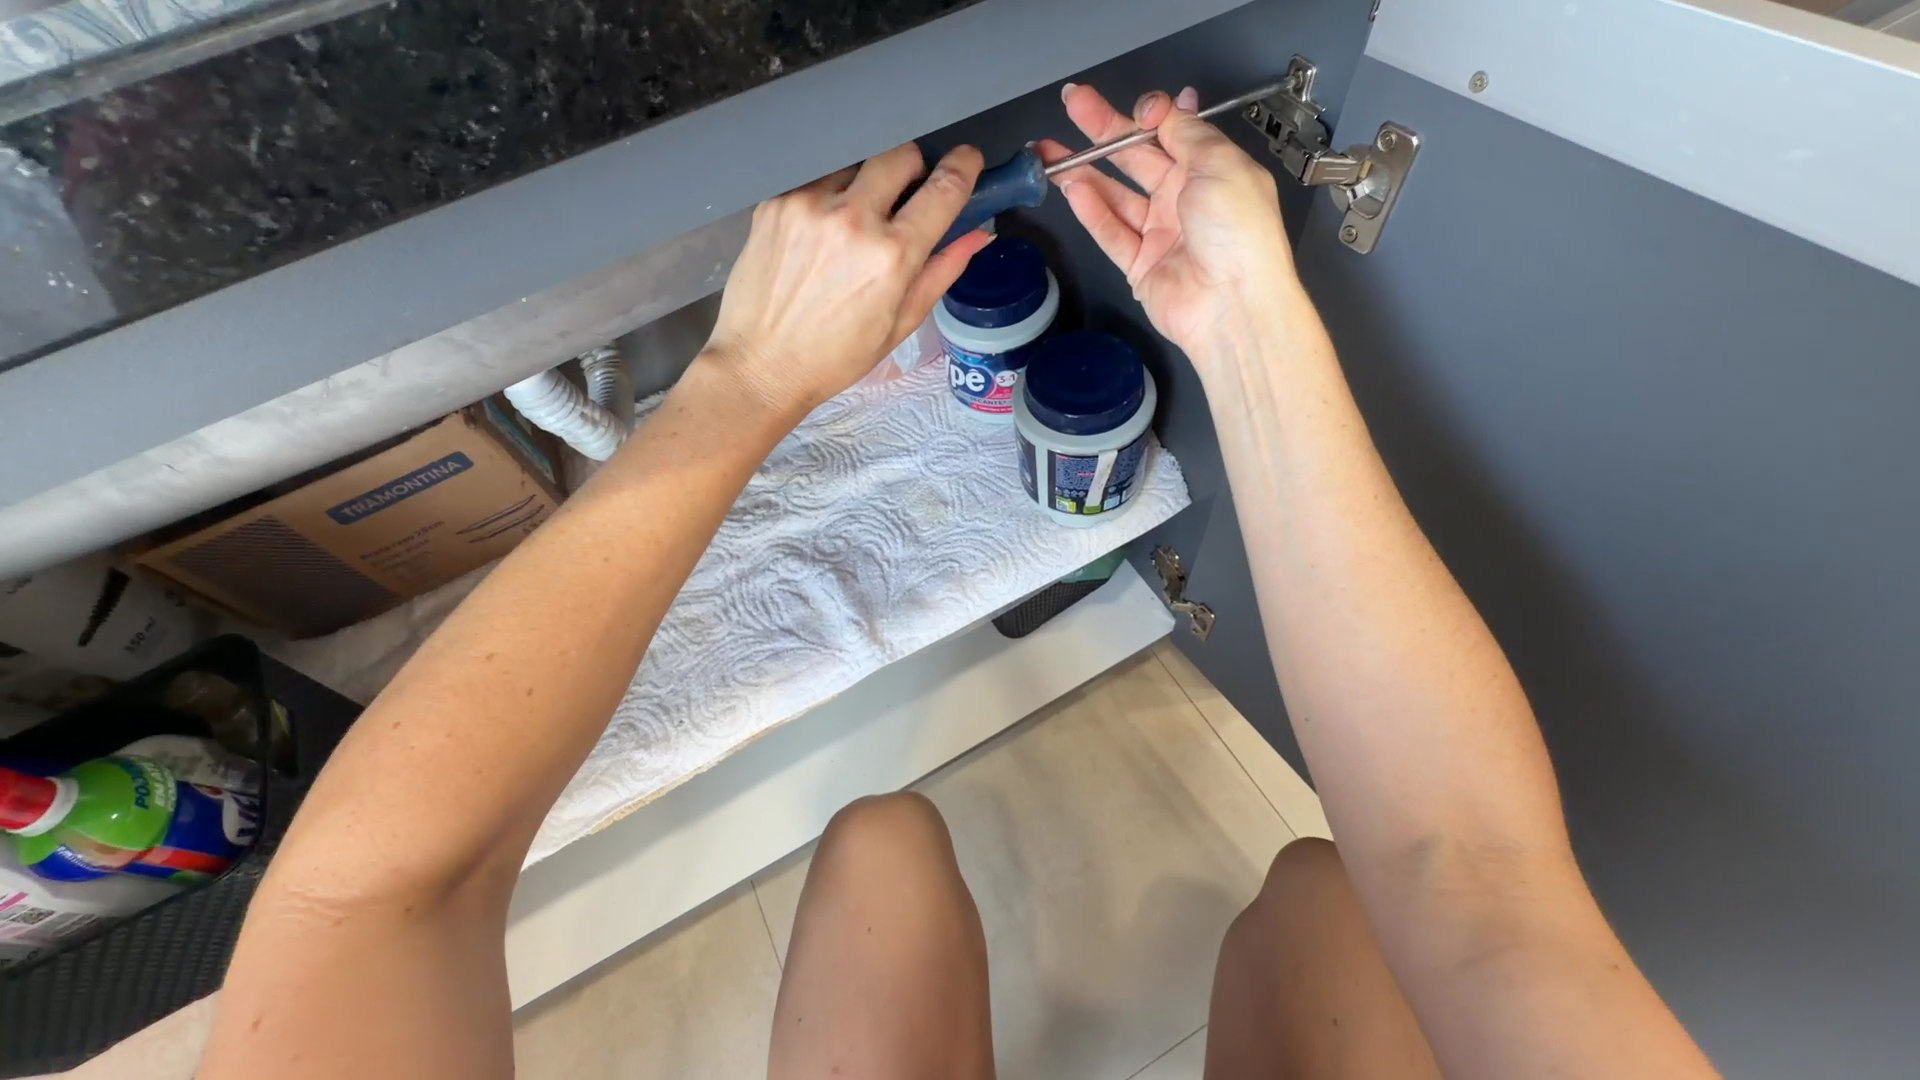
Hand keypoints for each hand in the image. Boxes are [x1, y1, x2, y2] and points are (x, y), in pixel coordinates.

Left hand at [703, 143, 993, 417]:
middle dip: (912, 169)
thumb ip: (942, 272)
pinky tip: (820, 232)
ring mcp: (809, 205)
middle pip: (900, 154)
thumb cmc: (835, 357)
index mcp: (892, 256)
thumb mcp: (900, 324)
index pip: (942, 189)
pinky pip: (815, 178)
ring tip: (852, 225)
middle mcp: (853, 220)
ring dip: (865, 183)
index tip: (967, 159)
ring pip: (855, 163)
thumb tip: (978, 235)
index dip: (962, 168)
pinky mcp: (775, 203)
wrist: (762, 365)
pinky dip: (827, 196)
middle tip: (905, 197)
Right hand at [1037, 85, 1300, 357]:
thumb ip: (1187, 132)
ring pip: (1116, 196)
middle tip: (1072, 104)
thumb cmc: (1239, 232)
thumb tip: (1168, 105)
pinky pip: (1111, 233)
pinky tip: (1073, 190)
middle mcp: (1185, 199)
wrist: (1232, 303)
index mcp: (1211, 170)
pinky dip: (1091, 212)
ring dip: (1085, 173)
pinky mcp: (1141, 266)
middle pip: (1136, 159)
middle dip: (1103, 131)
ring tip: (1052, 155)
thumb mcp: (1220, 163)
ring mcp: (1161, 234)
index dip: (1148, 117)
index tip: (1132, 108)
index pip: (1171, 133)